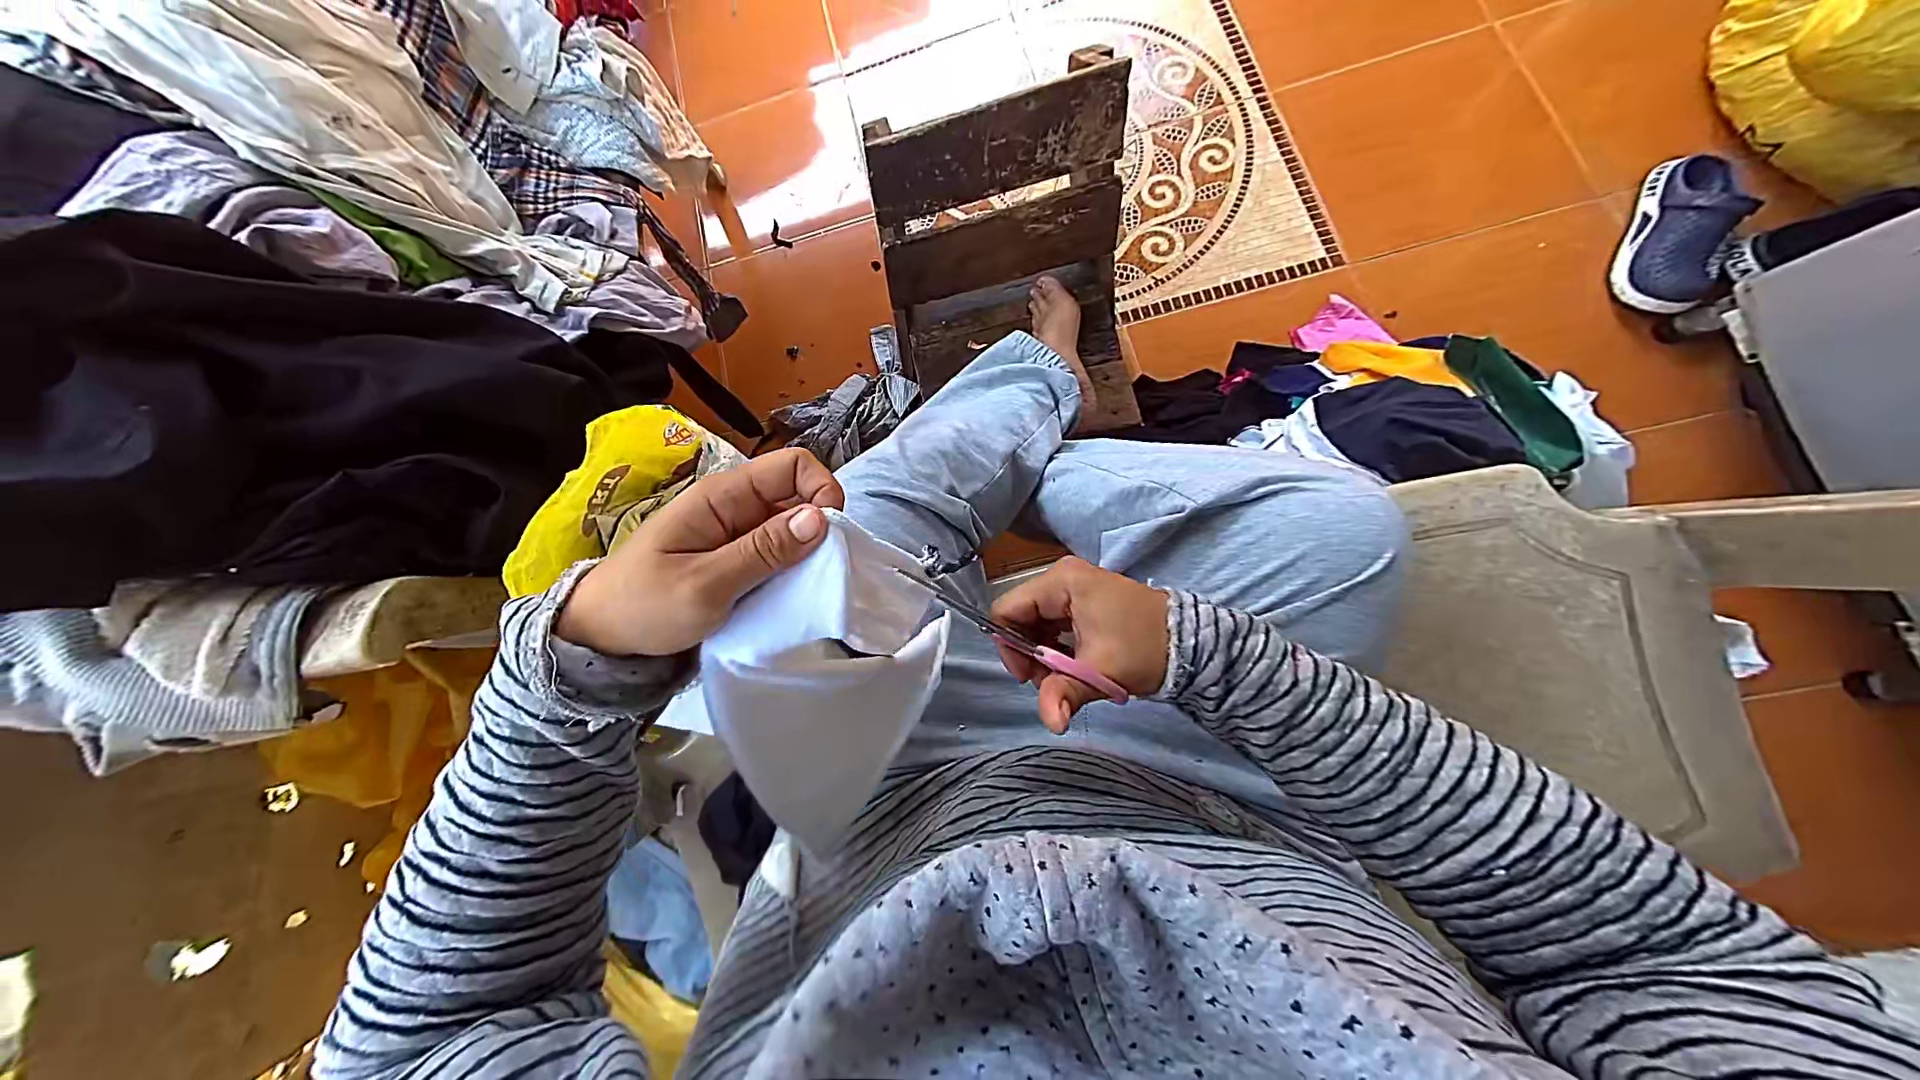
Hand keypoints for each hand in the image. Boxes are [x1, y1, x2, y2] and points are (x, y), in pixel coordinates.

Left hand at [555, 447, 844, 656]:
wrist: (602, 638)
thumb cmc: (644, 606)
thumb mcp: (705, 584)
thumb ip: (762, 551)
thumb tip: (819, 517)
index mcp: (723, 496)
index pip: (792, 465)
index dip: (821, 490)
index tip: (830, 534)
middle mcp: (736, 506)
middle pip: (799, 495)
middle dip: (821, 525)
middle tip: (821, 569)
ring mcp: (739, 533)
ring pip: (795, 525)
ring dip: (810, 550)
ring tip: (808, 585)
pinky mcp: (741, 558)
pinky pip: (782, 551)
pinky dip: (796, 567)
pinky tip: (794, 591)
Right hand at [989, 556, 1169, 733]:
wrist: (1190, 644)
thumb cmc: (1144, 649)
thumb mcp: (1101, 672)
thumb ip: (1066, 693)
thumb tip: (1051, 723)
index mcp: (1062, 581)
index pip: (1008, 609)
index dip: (1009, 646)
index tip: (1029, 677)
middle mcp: (1063, 577)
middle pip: (1020, 616)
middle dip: (1028, 654)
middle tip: (1051, 682)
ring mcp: (1074, 586)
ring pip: (1035, 622)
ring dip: (1042, 654)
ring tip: (1064, 677)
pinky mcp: (1083, 599)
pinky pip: (1052, 622)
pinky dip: (1055, 647)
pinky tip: (1071, 665)